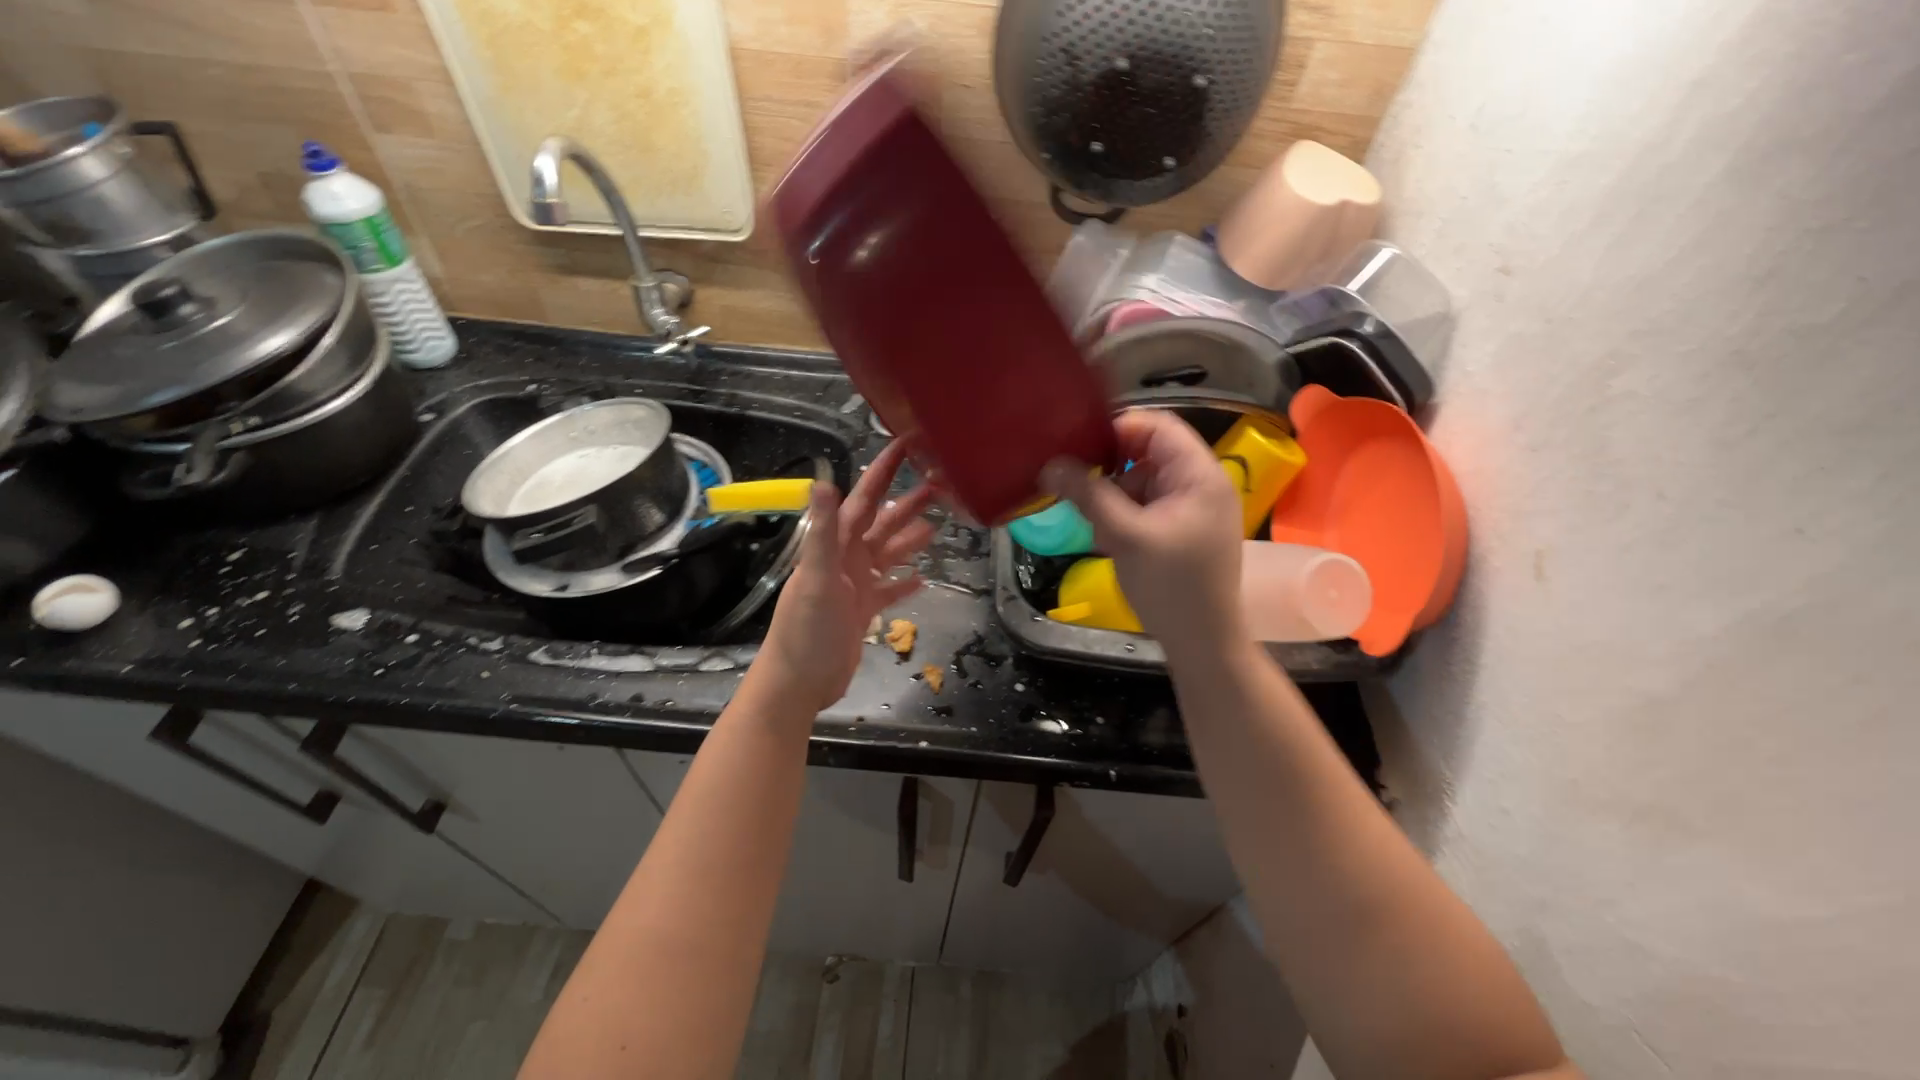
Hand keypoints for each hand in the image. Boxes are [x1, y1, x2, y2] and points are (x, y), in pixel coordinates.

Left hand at [756, 440, 935, 713]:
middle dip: (906, 503)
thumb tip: (823, 481)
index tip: (904, 446)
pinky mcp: (862, 612)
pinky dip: (903, 582)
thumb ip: (822, 531)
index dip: (882, 472)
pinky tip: (922, 578)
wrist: (798, 681)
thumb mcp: (817, 577)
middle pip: (881, 524)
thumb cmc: (806, 630)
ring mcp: (855, 586)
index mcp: (835, 547)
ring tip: (938, 525)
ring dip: (908, 539)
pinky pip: (888, 590)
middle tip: (939, 484)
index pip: (863, 500)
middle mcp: (846, 560)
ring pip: (887, 554)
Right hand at [1042, 409, 1245, 655]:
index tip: (1079, 447)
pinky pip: (1149, 505)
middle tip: (1078, 485)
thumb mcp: (1125, 535)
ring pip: (1145, 480)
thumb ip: (1089, 494)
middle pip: (1150, 452)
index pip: (1159, 426)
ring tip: (1095, 521)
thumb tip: (1051, 464)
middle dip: (1112, 467)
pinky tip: (1109, 537)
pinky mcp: (1184, 531)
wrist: (1203, 643)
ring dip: (1115, 494)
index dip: (1118, 429)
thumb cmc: (1171, 586)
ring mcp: (1195, 509)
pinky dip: (1125, 514)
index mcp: (1200, 475)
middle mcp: (1203, 484)